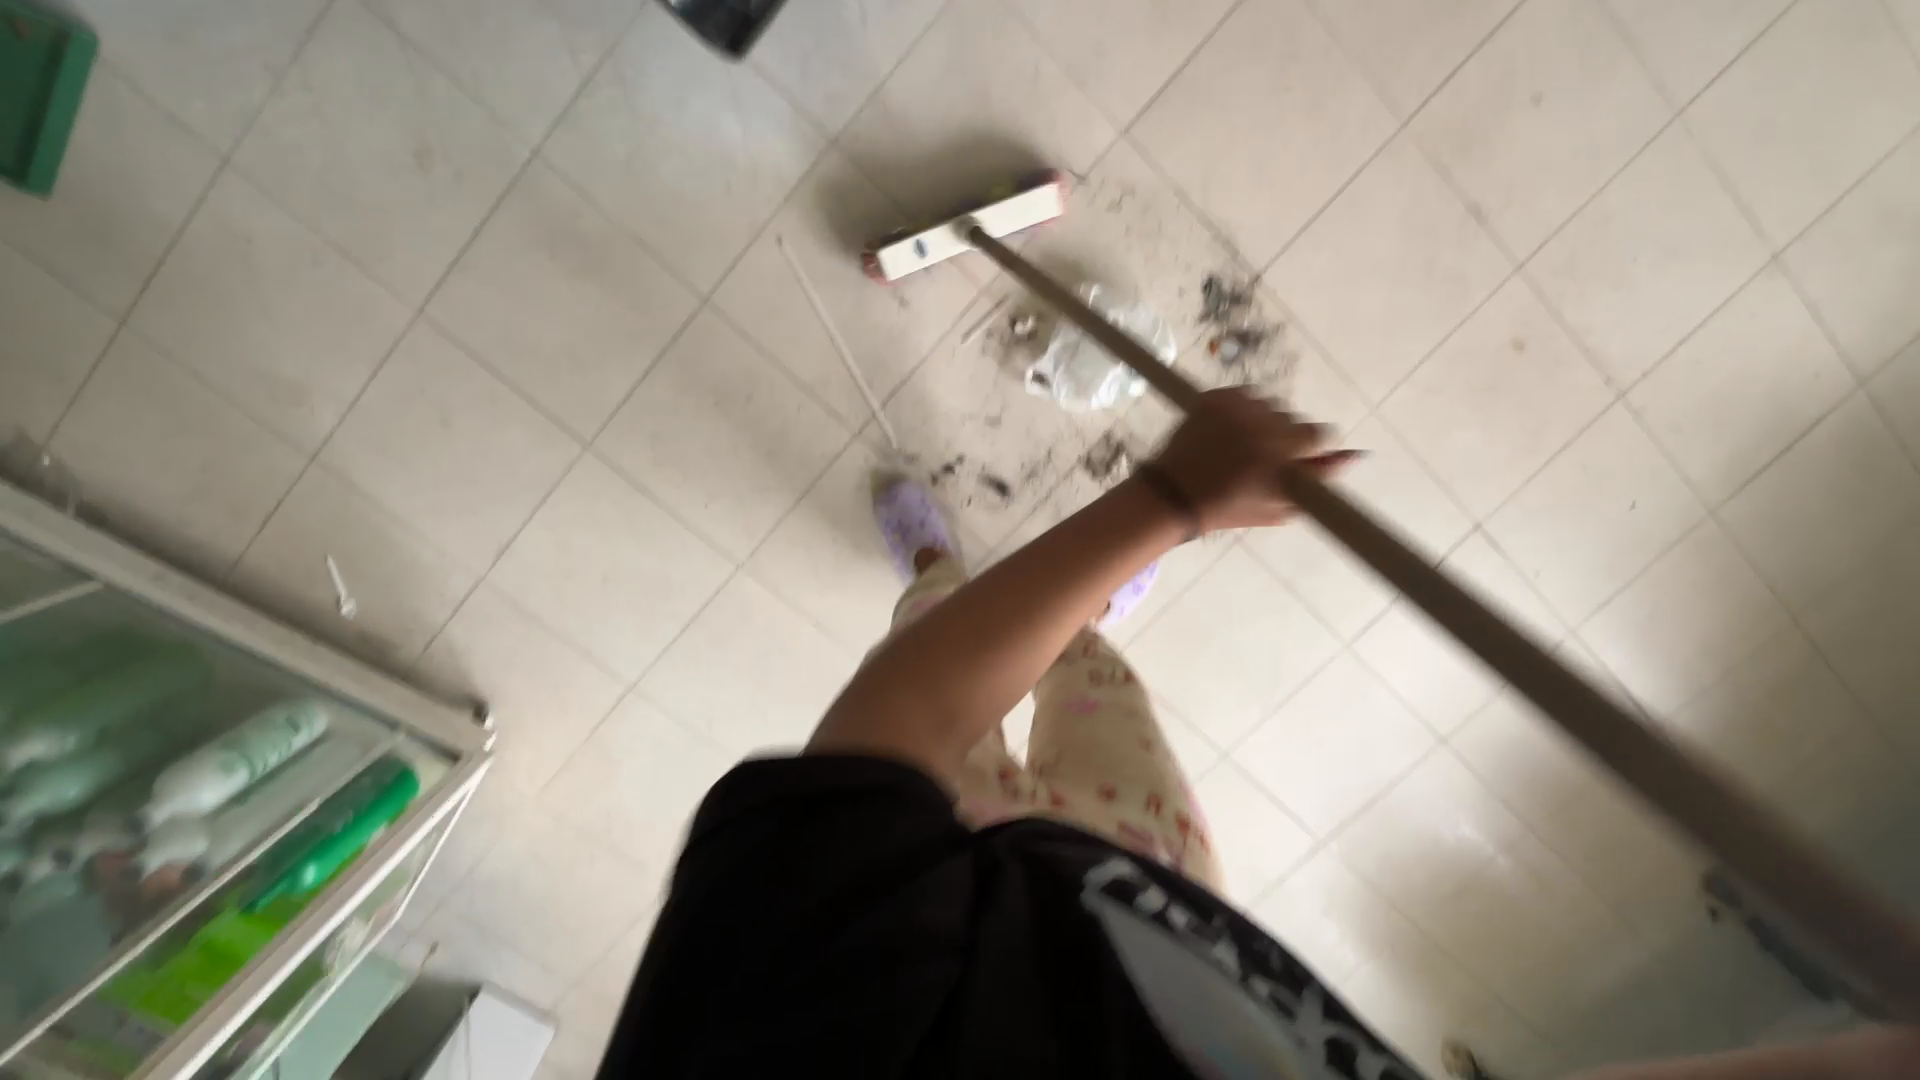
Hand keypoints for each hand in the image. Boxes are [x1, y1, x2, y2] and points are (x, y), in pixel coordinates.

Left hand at [1144, 387, 1359, 533]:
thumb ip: (1318, 481)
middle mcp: (1263, 426)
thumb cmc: (1227, 508)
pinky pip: (1243, 395)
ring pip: (1269, 405)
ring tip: (1238, 445)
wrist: (1172, 495)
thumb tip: (1356, 456)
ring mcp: (1237, 409)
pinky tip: (1224, 431)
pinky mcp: (1216, 397)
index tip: (1291, 460)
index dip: (1305, 449)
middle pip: (1293, 419)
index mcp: (1281, 454)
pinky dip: (1239, 410)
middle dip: (1284, 436)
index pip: (1319, 434)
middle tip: (1259, 457)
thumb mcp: (1279, 506)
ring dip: (1261, 421)